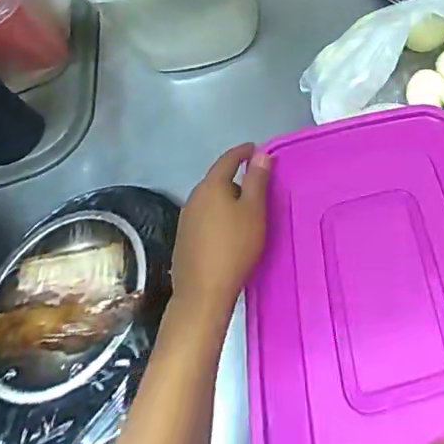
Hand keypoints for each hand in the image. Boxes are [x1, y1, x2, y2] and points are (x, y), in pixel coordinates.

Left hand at [171, 143, 270, 319]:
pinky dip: (217, 216)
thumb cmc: (234, 247)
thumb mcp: (254, 211)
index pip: (228, 159)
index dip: (243, 152)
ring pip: (210, 199)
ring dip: (226, 200)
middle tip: (256, 188)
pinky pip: (204, 217)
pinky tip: (227, 233)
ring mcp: (185, 218)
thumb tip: (260, 154)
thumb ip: (257, 180)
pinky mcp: (183, 239)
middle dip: (236, 179)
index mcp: (211, 185)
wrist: (202, 294)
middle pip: (217, 179)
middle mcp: (194, 197)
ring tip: (245, 212)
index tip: (255, 149)